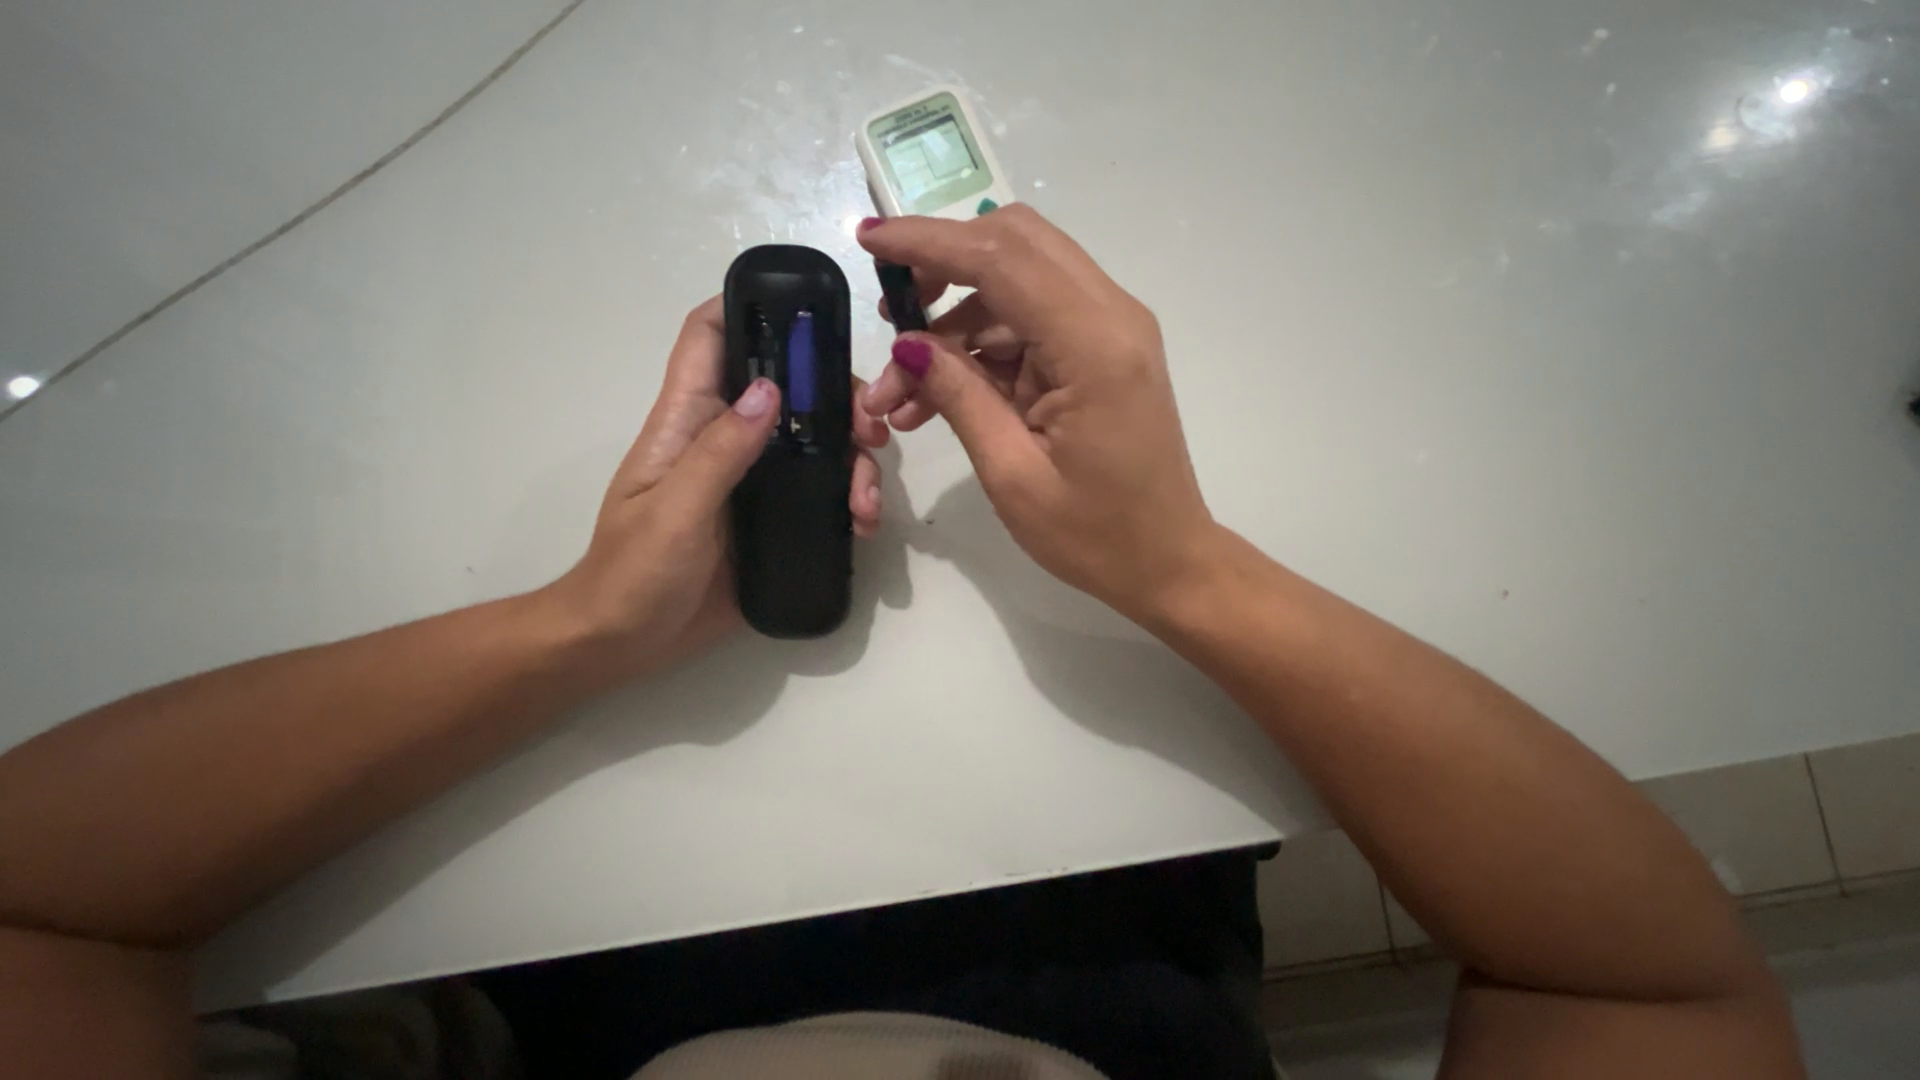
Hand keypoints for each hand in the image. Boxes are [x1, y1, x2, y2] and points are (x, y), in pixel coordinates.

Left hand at [543, 297, 887, 678]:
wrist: (627, 641)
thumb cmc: (634, 572)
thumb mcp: (675, 510)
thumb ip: (721, 451)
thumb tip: (770, 389)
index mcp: (687, 420)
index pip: (709, 336)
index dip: (750, 307)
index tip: (811, 313)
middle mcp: (724, 438)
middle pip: (788, 388)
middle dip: (837, 397)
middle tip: (873, 428)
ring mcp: (754, 479)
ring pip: (817, 441)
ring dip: (853, 457)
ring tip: (868, 498)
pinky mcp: (775, 516)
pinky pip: (822, 491)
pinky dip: (849, 498)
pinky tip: (863, 523)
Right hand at [858, 207, 1215, 620]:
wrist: (1166, 561)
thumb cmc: (1094, 536)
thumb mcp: (1012, 474)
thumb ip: (959, 396)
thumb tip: (906, 344)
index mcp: (1094, 346)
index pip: (1002, 257)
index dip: (929, 241)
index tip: (868, 240)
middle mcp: (1112, 316)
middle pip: (1016, 244)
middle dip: (943, 264)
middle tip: (891, 312)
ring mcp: (1112, 329)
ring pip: (1018, 284)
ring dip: (954, 323)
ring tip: (901, 394)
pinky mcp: (1103, 350)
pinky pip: (1032, 322)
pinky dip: (982, 346)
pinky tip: (937, 397)